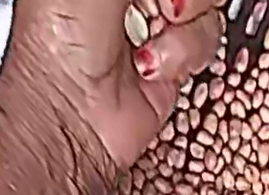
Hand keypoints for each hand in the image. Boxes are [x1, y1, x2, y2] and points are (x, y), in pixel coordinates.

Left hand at [3, 0, 226, 171]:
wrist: (72, 109)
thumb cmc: (62, 35)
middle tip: (155, 3)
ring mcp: (160, 22)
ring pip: (206, 2)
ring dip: (180, 17)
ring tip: (146, 35)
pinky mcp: (176, 63)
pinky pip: (205, 41)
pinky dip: (181, 52)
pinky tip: (149, 65)